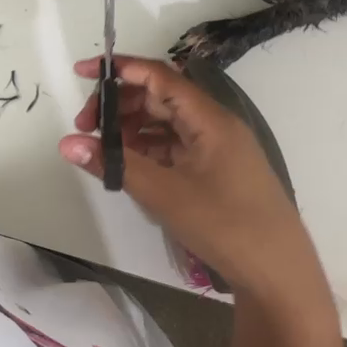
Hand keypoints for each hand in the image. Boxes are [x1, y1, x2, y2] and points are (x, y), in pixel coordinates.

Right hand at [59, 56, 326, 303]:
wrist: (280, 278)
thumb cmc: (226, 227)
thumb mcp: (162, 193)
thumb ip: (112, 163)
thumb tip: (66, 143)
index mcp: (210, 121)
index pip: (159, 76)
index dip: (119, 68)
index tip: (81, 73)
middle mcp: (215, 126)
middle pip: (157, 96)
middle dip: (116, 104)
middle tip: (84, 128)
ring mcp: (216, 149)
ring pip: (162, 121)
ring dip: (128, 127)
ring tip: (102, 149)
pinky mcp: (214, 169)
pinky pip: (171, 144)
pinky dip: (144, 147)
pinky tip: (126, 164)